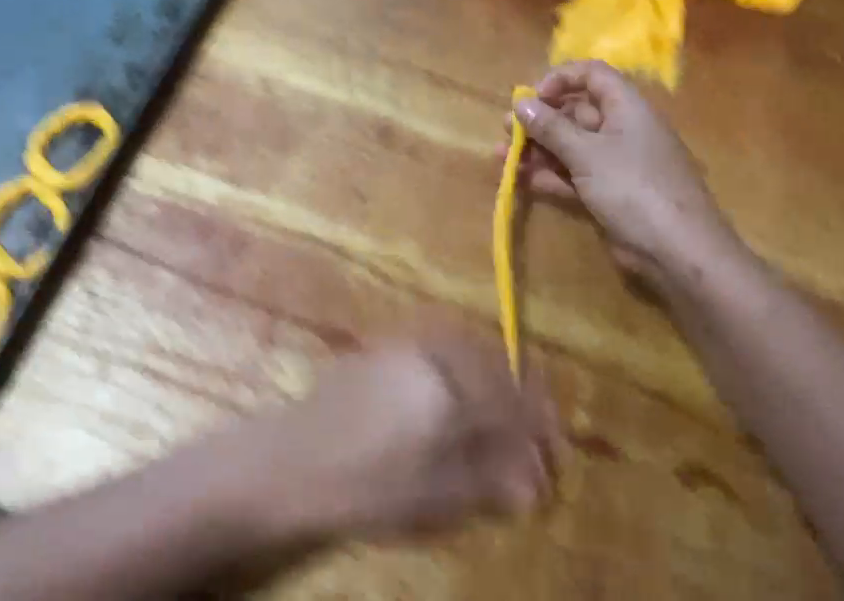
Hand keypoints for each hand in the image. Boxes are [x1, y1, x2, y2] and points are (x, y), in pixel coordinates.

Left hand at [244, 327, 559, 541]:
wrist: (288, 463)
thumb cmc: (365, 488)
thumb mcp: (435, 498)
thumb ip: (491, 481)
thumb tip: (535, 483)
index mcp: (453, 389)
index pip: (519, 402)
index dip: (544, 431)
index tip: (555, 458)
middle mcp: (434, 354)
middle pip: (499, 369)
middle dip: (523, 403)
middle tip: (531, 441)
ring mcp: (405, 345)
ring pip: (470, 353)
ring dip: (494, 384)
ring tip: (497, 424)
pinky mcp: (382, 348)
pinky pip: (439, 351)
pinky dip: (461, 374)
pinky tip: (455, 403)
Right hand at [507, 59, 740, 286]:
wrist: (678, 251)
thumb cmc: (634, 188)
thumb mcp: (587, 153)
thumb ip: (551, 128)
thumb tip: (520, 103)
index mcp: (626, 108)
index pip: (592, 75)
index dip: (561, 79)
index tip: (532, 98)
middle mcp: (622, 130)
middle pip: (576, 112)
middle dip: (540, 120)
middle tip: (506, 130)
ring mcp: (616, 164)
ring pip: (571, 147)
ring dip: (537, 150)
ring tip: (502, 157)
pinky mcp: (609, 194)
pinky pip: (574, 176)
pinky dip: (549, 176)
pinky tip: (520, 181)